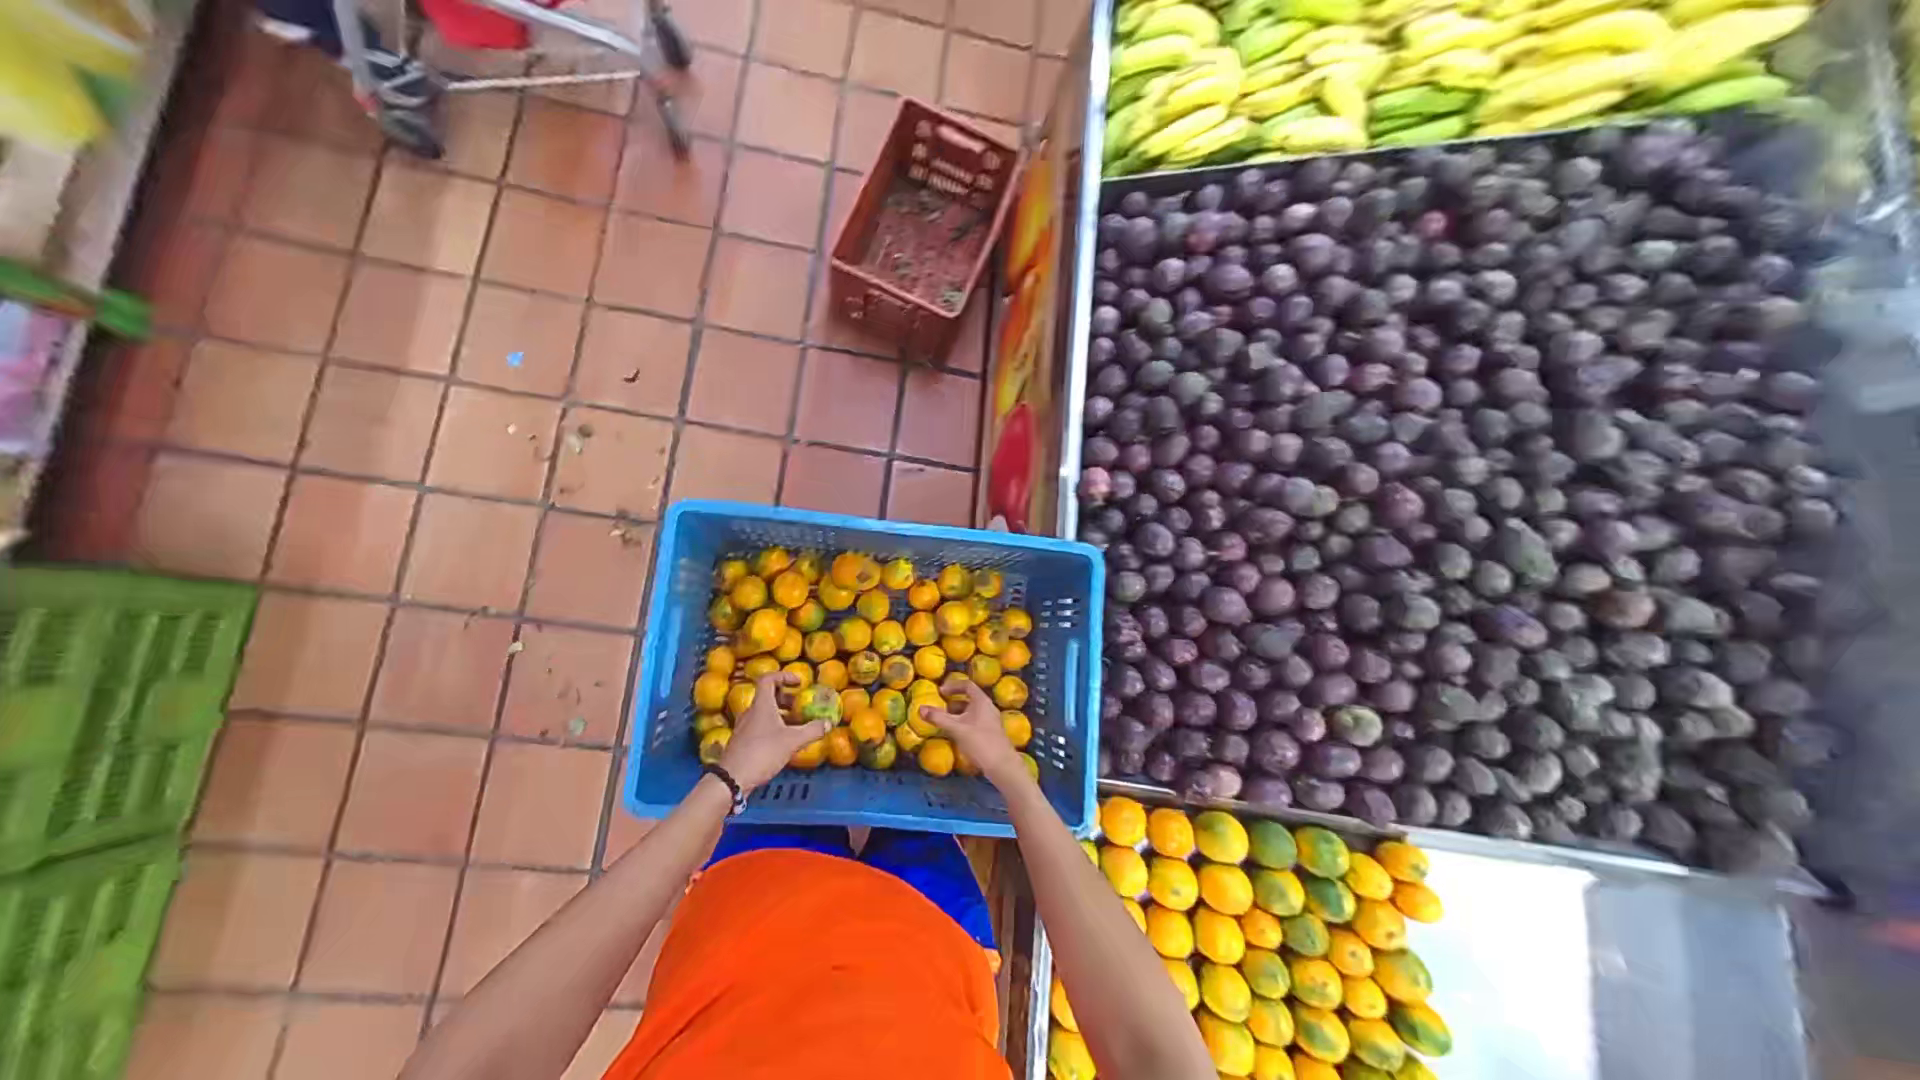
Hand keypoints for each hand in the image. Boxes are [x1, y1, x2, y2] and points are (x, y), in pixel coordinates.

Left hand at [718, 672, 828, 790]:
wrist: (732, 779)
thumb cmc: (763, 752)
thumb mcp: (792, 741)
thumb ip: (812, 730)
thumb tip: (828, 722)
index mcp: (762, 705)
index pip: (768, 679)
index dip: (784, 676)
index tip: (799, 682)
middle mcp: (751, 712)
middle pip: (767, 696)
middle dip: (786, 697)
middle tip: (800, 705)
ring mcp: (744, 727)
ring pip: (764, 712)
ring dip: (780, 713)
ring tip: (796, 724)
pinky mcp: (743, 741)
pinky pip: (760, 726)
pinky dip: (773, 726)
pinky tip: (784, 741)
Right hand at [926, 677, 1026, 789]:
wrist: (1001, 765)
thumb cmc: (979, 742)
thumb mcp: (956, 729)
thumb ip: (938, 718)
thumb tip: (920, 708)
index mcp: (982, 701)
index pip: (967, 685)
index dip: (953, 686)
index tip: (940, 692)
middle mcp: (988, 707)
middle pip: (969, 698)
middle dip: (953, 702)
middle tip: (940, 708)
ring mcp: (991, 720)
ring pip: (972, 711)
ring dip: (958, 714)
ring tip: (945, 722)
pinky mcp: (991, 733)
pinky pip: (975, 721)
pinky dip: (964, 723)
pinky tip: (956, 734)